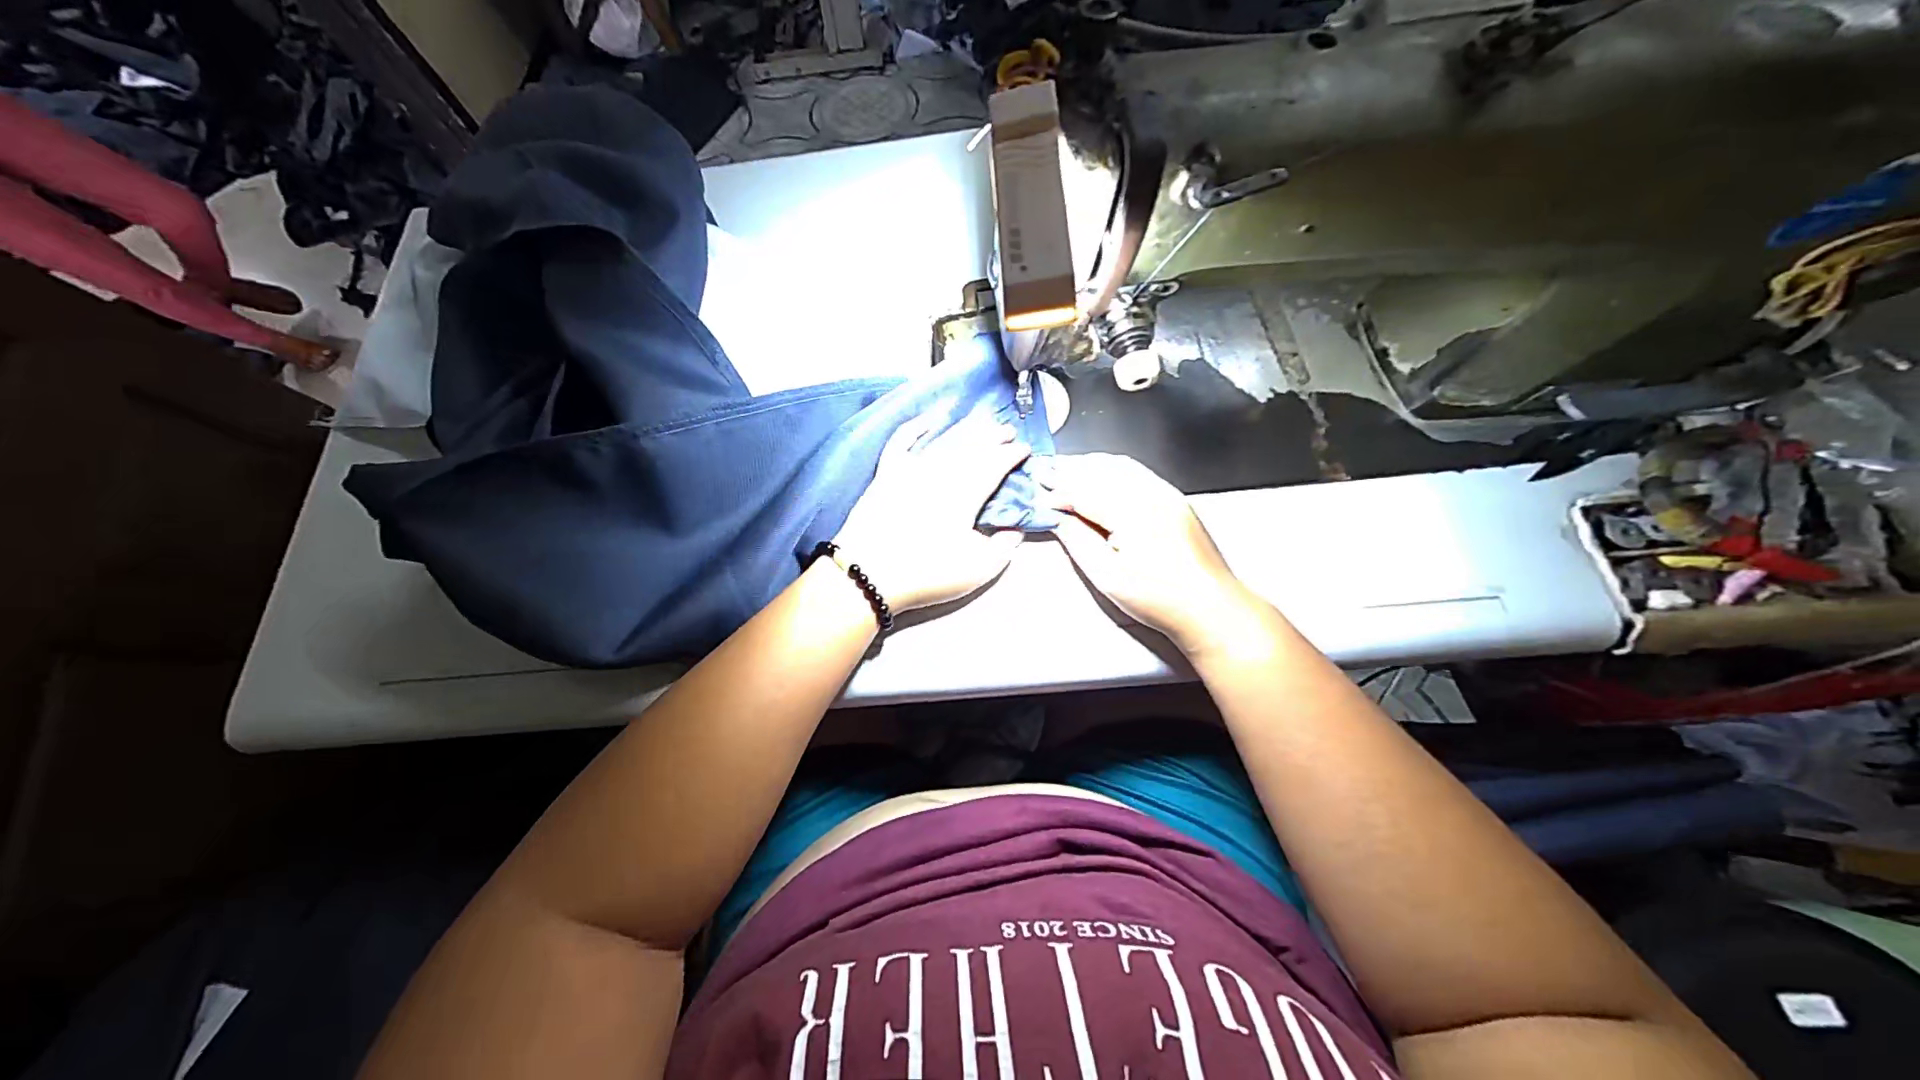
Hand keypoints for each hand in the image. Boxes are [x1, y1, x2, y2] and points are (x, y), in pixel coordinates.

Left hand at [831, 415, 1031, 611]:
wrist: (867, 574)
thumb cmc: (927, 572)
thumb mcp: (980, 568)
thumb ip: (1005, 545)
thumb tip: (1015, 529)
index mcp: (967, 489)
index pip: (996, 463)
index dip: (1013, 454)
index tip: (1025, 450)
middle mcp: (941, 470)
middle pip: (973, 446)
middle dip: (994, 437)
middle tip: (1008, 431)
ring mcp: (910, 468)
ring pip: (944, 440)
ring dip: (965, 430)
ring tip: (980, 424)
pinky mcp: (886, 474)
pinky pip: (902, 441)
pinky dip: (915, 427)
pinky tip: (927, 420)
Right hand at [1045, 453, 1268, 655]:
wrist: (1211, 607)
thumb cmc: (1160, 598)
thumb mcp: (1106, 575)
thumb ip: (1077, 539)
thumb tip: (1056, 516)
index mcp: (1131, 511)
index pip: (1082, 490)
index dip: (1056, 490)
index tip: (1036, 493)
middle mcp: (1150, 493)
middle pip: (1100, 469)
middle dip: (1069, 469)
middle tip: (1043, 471)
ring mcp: (1166, 493)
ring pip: (1119, 465)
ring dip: (1090, 465)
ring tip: (1066, 469)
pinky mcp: (1175, 499)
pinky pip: (1137, 472)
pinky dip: (1112, 469)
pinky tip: (1100, 475)